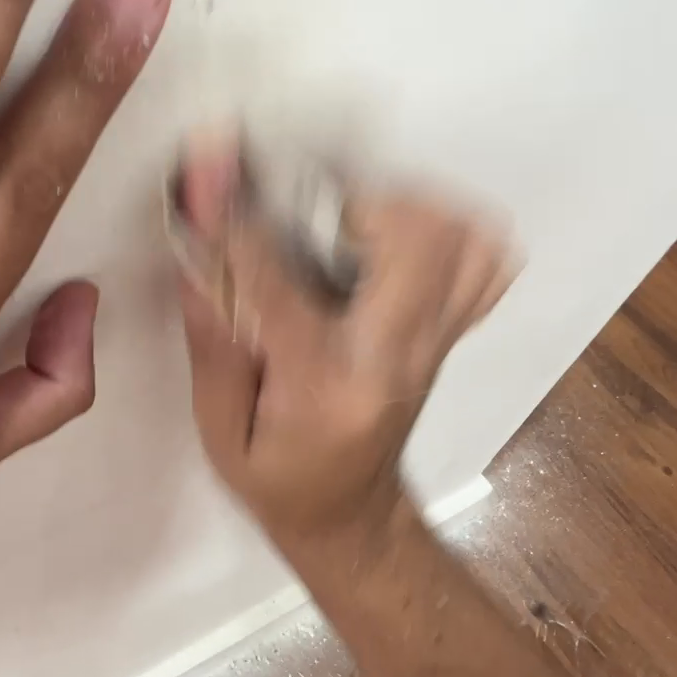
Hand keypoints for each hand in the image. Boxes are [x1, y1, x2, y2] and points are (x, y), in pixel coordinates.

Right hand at [174, 128, 514, 546]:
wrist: (349, 518)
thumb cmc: (277, 481)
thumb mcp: (220, 433)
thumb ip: (212, 347)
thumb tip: (194, 259)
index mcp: (326, 389)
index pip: (283, 286)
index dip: (241, 217)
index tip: (211, 159)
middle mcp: (395, 359)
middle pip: (418, 242)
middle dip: (354, 198)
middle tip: (303, 206)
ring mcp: (434, 345)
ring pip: (463, 240)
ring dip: (404, 207)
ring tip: (347, 222)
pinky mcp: (449, 336)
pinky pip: (483, 264)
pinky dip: (446, 229)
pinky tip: (393, 239)